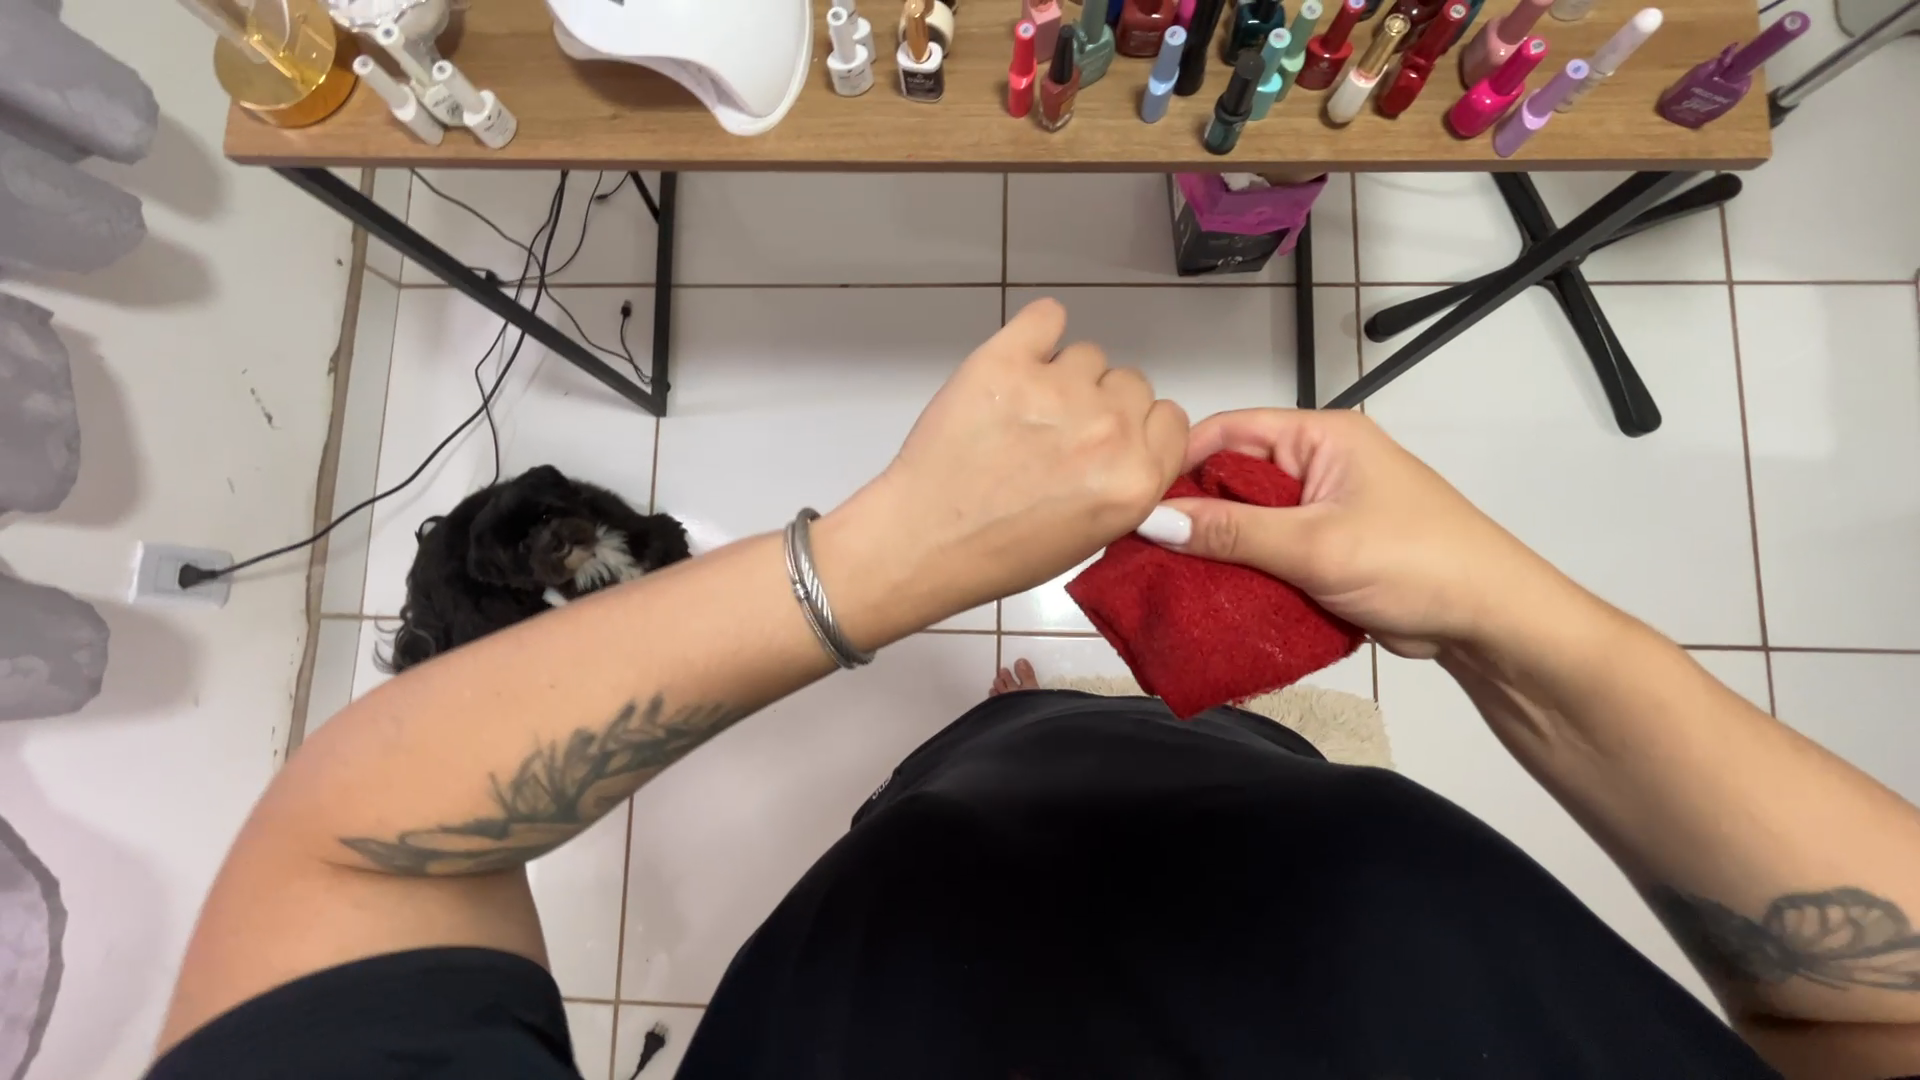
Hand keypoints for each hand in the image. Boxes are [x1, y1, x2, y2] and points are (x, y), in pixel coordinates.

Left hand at [817, 299, 1189, 644]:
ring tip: (1021, 413)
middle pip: (1131, 383)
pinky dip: (1037, 333)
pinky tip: (1018, 361)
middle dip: (1100, 405)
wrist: (924, 542)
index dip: (1137, 429)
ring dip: (1062, 377)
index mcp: (1137, 480)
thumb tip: (1134, 440)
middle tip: (1055, 435)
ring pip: (1087, 355)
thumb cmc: (1004, 553)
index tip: (1104, 442)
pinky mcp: (1006, 361)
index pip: (1170, 418)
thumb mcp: (1091, 536)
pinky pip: (1046, 317)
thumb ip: (1125, 481)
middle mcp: (1110, 429)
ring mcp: (1058, 389)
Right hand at [1140, 408, 1580, 657]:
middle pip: (1231, 474)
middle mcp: (1315, 463)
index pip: (1229, 429)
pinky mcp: (1321, 547)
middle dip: (1190, 507)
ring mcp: (1318, 507)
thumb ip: (1231, 532)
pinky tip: (1201, 588)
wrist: (1492, 624)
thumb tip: (1150, 521)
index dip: (1179, 459)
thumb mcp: (1314, 546)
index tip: (1135, 499)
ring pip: (1244, 516)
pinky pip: (1262, 548)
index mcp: (1320, 437)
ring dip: (1211, 542)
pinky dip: (1235, 566)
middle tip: (1139, 542)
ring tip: (1159, 569)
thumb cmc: (1413, 564)